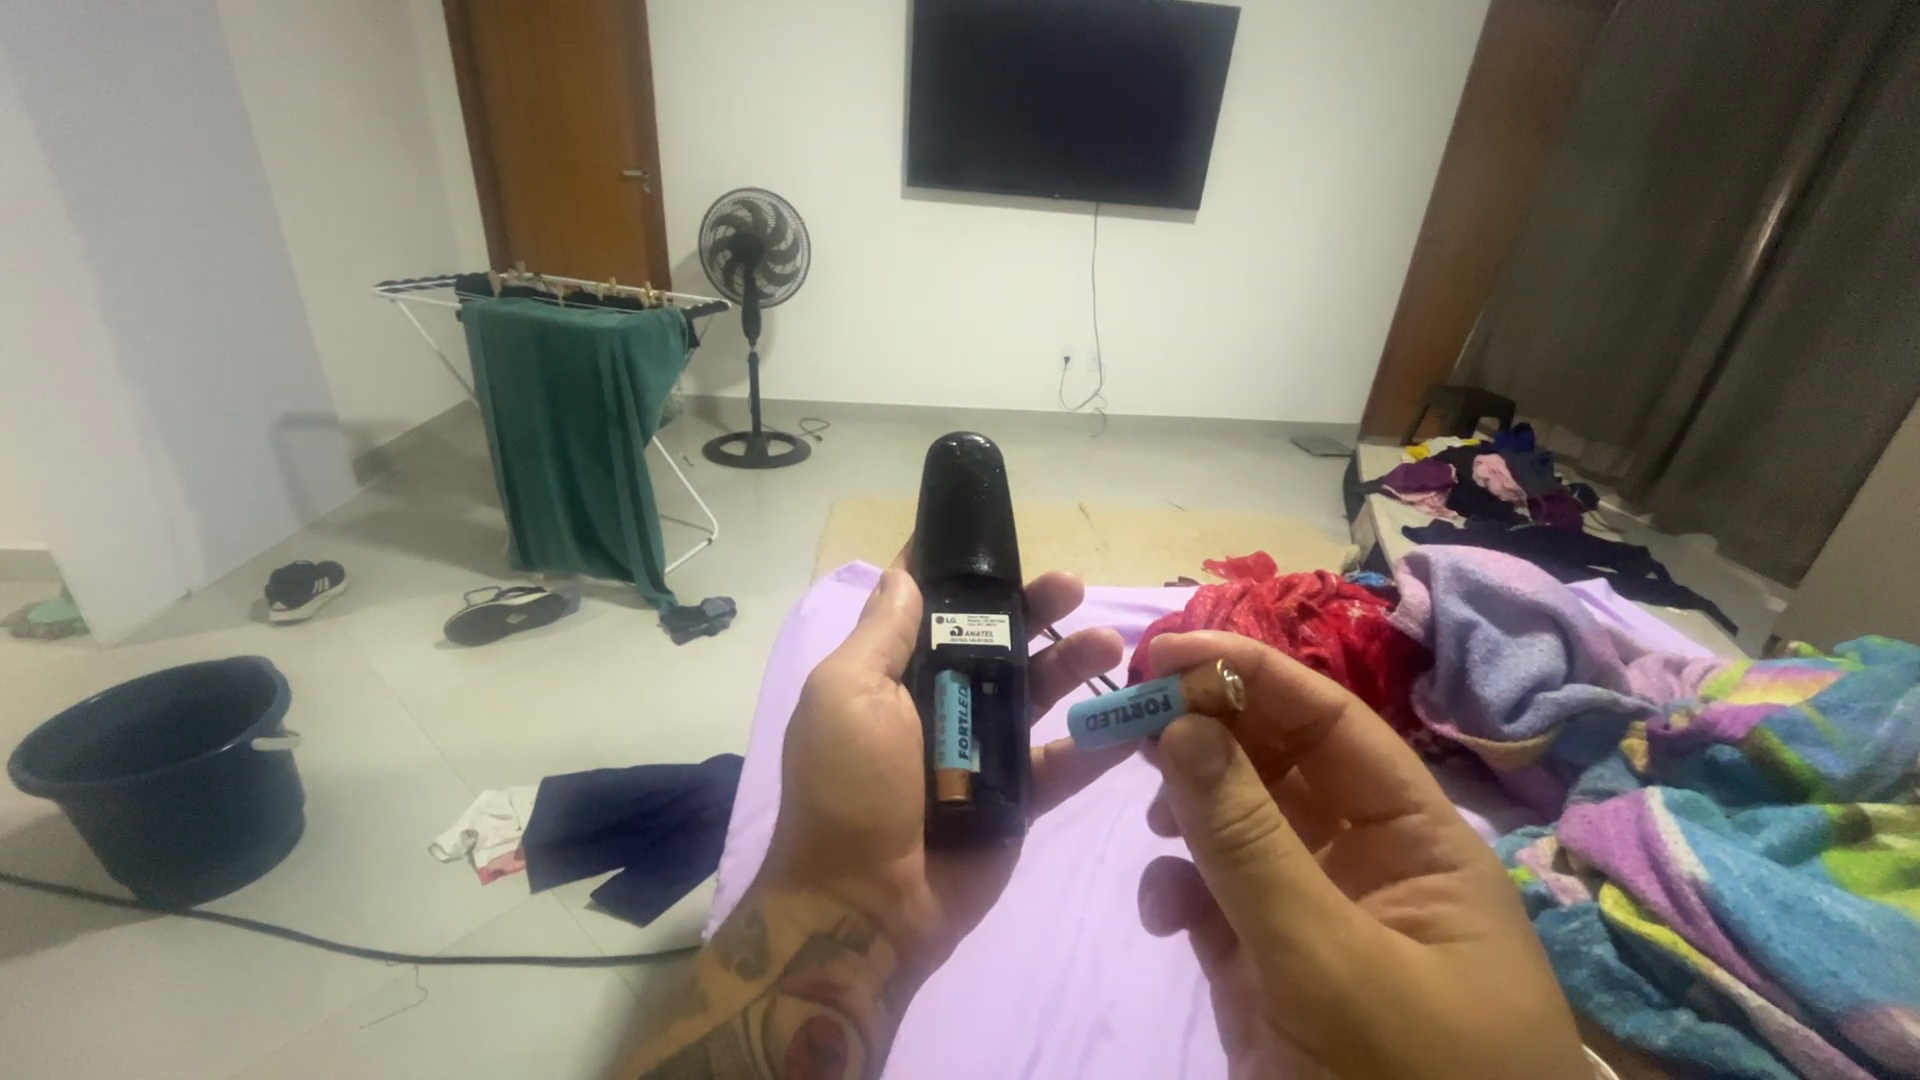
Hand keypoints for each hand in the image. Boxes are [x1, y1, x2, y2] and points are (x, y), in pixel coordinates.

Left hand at [757, 566, 1126, 982]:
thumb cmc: (849, 785)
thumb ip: (881, 633)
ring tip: (1111, 641)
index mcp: (894, 675)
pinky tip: (1133, 717)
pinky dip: (1098, 743)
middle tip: (1072, 585)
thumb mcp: (847, 693)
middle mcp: (940, 703)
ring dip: (1073, 663)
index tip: (995, 539)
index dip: (960, 573)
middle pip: (996, 642)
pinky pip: (1062, 762)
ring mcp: (981, 751)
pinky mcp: (1015, 799)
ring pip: (1036, 693)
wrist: (863, 905)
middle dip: (1033, 610)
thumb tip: (904, 574)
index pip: (930, 608)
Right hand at [1136, 631, 1588, 1079]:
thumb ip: (1248, 838)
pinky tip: (1161, 915)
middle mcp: (1362, 862)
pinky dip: (1178, 889)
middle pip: (1275, 764)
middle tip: (1129, 714)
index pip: (1330, 723)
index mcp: (1416, 843)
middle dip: (1204, 733)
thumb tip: (1182, 722)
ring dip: (1184, 806)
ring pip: (1234, 823)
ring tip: (1144, 807)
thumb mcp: (1327, 962)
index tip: (1166, 653)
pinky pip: (1210, 893)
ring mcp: (1308, 913)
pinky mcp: (1262, 963)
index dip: (1250, 674)